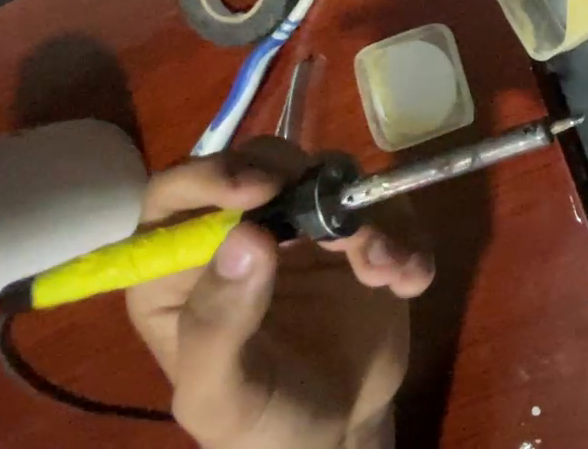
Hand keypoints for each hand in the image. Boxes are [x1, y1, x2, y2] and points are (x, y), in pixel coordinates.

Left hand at [125, 138, 434, 448]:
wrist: (344, 429)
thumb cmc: (262, 424)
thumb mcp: (224, 396)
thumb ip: (219, 324)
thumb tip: (243, 238)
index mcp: (183, 269)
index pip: (177, 194)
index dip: (215, 175)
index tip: (266, 187)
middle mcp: (245, 233)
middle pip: (267, 164)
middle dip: (312, 186)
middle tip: (344, 227)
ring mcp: (310, 228)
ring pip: (340, 179)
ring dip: (374, 220)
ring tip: (386, 275)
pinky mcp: (368, 230)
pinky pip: (393, 206)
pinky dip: (409, 239)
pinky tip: (408, 285)